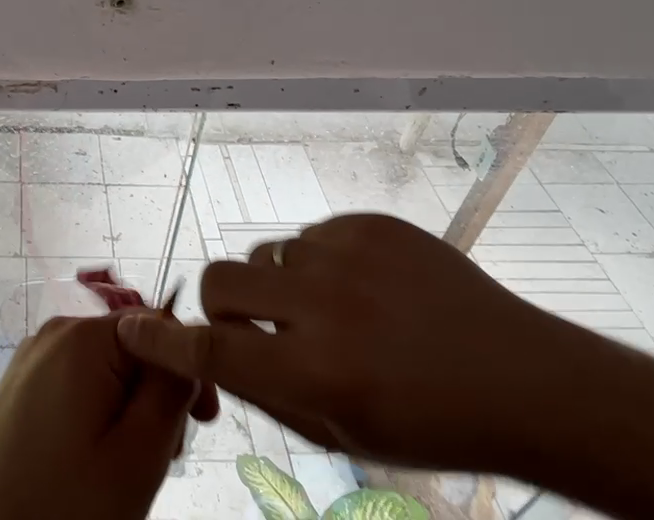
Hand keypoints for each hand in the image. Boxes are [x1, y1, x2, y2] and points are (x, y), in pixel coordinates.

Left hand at [0, 310, 211, 519]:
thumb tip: (186, 351)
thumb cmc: (64, 503)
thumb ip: (171, 391)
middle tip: (163, 454)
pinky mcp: (22, 385)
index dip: (188, 367)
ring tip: (127, 466)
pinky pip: (78, 383)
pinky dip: (100, 414)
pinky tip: (96, 459)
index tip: (203, 422)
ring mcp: (34, 358)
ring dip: (130, 409)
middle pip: (132, 345)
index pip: (159, 324)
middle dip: (157, 394)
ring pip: (108, 368)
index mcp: (83, 337)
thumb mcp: (138, 452)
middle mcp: (55, 333)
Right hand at [116, 213, 587, 473]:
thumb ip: (266, 390)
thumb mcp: (342, 431)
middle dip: (220, 305)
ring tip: (331, 311)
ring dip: (279, 285)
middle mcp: (327, 306)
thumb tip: (210, 353)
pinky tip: (364, 289)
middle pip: (221, 280)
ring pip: (267, 255)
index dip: (163, 343)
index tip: (130, 331)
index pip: (212, 352)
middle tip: (253, 325)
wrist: (523, 378)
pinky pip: (309, 236)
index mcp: (320, 372)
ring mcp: (351, 255)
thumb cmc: (430, 425)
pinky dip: (319, 263)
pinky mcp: (372, 223)